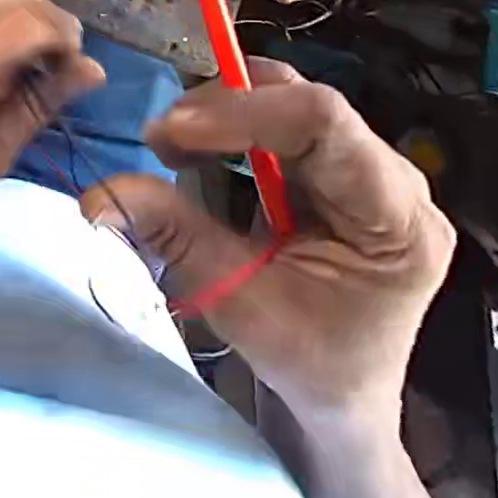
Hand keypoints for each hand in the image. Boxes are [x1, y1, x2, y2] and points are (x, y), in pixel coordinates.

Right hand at [80, 59, 454, 422]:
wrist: (344, 396)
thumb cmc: (309, 364)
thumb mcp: (239, 303)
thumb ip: (175, 237)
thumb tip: (100, 194)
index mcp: (396, 219)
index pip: (325, 123)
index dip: (244, 112)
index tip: (172, 132)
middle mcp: (395, 180)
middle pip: (308, 105)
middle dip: (226, 110)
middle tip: (162, 139)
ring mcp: (372, 168)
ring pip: (293, 102)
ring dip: (225, 112)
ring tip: (174, 144)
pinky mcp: (342, 166)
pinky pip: (285, 120)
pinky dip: (234, 124)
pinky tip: (201, 145)